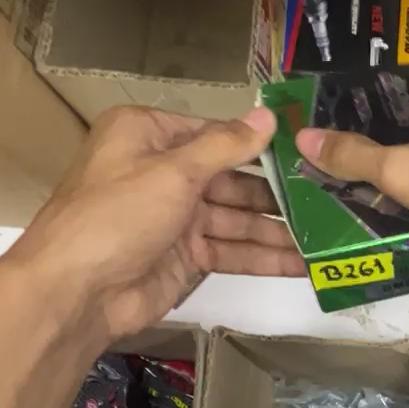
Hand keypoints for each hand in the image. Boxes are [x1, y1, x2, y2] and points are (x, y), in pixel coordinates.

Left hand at [6, 106, 302, 342]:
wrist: (80, 291)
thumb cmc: (117, 215)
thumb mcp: (173, 172)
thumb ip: (226, 146)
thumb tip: (268, 116)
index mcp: (149, 137)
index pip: (216, 135)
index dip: (260, 146)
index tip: (306, 155)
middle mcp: (164, 173)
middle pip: (233, 181)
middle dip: (277, 196)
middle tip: (328, 203)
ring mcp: (178, 218)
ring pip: (238, 221)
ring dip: (278, 232)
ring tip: (325, 238)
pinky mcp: (188, 257)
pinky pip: (234, 252)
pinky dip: (265, 258)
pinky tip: (302, 264)